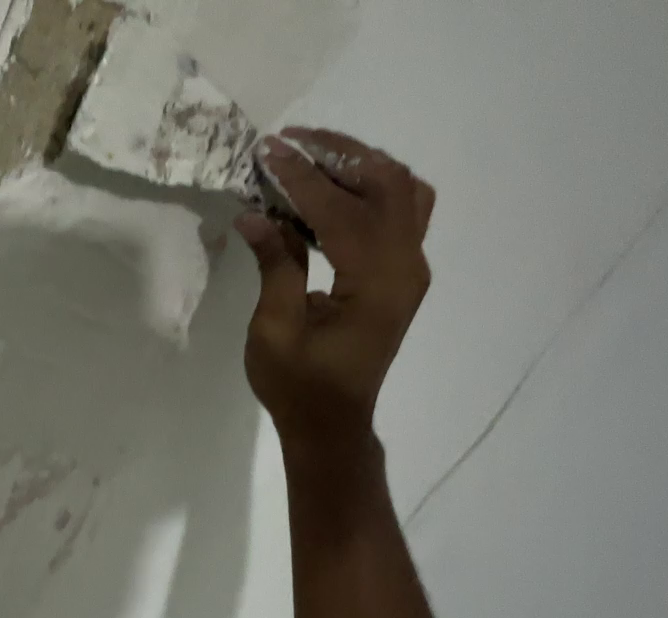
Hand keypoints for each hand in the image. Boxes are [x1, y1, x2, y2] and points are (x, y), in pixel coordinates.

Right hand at [235, 128, 435, 450]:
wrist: (331, 424)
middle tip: (290, 142)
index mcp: (377, 281)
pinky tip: (336, 191)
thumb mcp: (275, 330)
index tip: (269, 150)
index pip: (342, 209)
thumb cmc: (298, 386)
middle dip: (338, 155)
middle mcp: (408, 264)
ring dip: (359, 166)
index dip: (303, 178)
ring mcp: (412, 267)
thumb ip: (276, 266)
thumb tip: (256, 214)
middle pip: (387, 183)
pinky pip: (401, 211)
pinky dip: (371, 189)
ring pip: (402, 190)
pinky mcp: (403, 273)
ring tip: (311, 158)